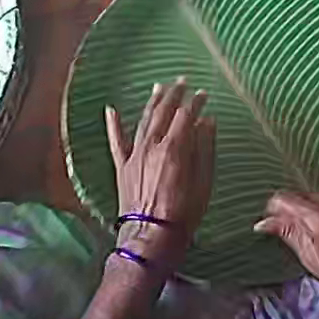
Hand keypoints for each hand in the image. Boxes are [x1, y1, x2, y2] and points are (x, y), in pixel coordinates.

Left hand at [105, 79, 215, 258]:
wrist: (150, 237)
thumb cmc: (183, 214)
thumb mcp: (203, 182)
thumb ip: (205, 149)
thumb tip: (208, 122)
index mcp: (175, 148)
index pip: (187, 115)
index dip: (196, 102)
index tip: (204, 94)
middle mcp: (152, 145)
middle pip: (164, 112)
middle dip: (174, 94)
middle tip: (182, 81)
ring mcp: (134, 154)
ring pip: (143, 120)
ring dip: (152, 102)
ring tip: (159, 87)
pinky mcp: (122, 166)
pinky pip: (116, 140)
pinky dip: (113, 124)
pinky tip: (111, 109)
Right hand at [255, 185, 318, 297]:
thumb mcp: (310, 257)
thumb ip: (288, 233)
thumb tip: (262, 222)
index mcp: (316, 216)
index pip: (283, 198)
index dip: (274, 209)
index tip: (275, 221)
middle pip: (302, 194)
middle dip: (296, 209)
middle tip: (301, 228)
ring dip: (316, 204)